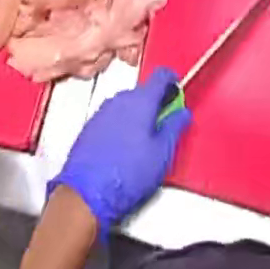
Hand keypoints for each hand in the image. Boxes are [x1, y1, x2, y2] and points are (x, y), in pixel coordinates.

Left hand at [51, 67, 191, 234]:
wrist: (87, 192)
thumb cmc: (129, 173)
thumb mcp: (162, 153)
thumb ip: (174, 127)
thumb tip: (183, 113)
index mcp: (141, 100)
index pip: (160, 75)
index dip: (172, 80)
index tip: (177, 91)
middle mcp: (120, 99)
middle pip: (143, 91)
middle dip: (156, 103)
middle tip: (164, 125)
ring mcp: (103, 110)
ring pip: (127, 104)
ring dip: (138, 114)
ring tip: (145, 142)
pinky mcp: (91, 124)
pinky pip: (113, 116)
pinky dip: (122, 124)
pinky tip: (125, 148)